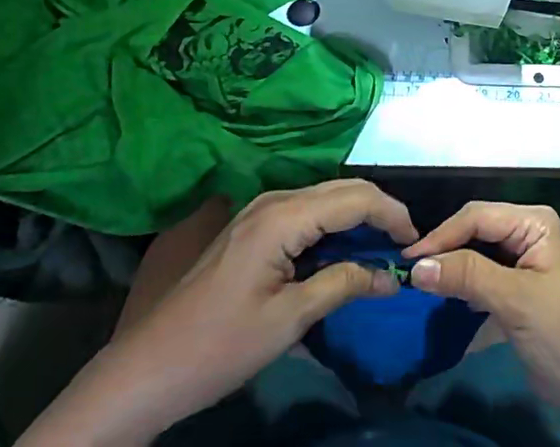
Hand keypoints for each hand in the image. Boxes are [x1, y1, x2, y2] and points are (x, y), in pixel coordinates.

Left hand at [20, 180, 416, 446]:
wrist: (144, 371)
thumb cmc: (219, 347)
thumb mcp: (289, 320)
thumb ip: (343, 284)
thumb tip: (391, 274)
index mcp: (282, 218)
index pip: (355, 198)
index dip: (392, 215)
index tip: (416, 243)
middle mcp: (272, 201)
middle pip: (342, 188)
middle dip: (379, 211)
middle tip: (404, 245)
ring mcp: (258, 210)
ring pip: (325, 196)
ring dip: (357, 215)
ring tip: (381, 247)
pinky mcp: (251, 226)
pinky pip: (305, 210)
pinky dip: (333, 223)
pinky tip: (343, 248)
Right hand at [404, 202, 559, 446]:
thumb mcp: (515, 300)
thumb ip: (468, 276)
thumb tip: (417, 265)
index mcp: (535, 222)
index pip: (478, 216)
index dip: (442, 235)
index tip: (407, 259)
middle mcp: (528, 232)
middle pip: (475, 230)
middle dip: (445, 248)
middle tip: (408, 272)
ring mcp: (522, 259)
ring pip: (475, 252)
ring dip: (451, 266)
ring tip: (419, 283)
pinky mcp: (515, 287)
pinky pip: (480, 274)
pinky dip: (462, 283)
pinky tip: (444, 296)